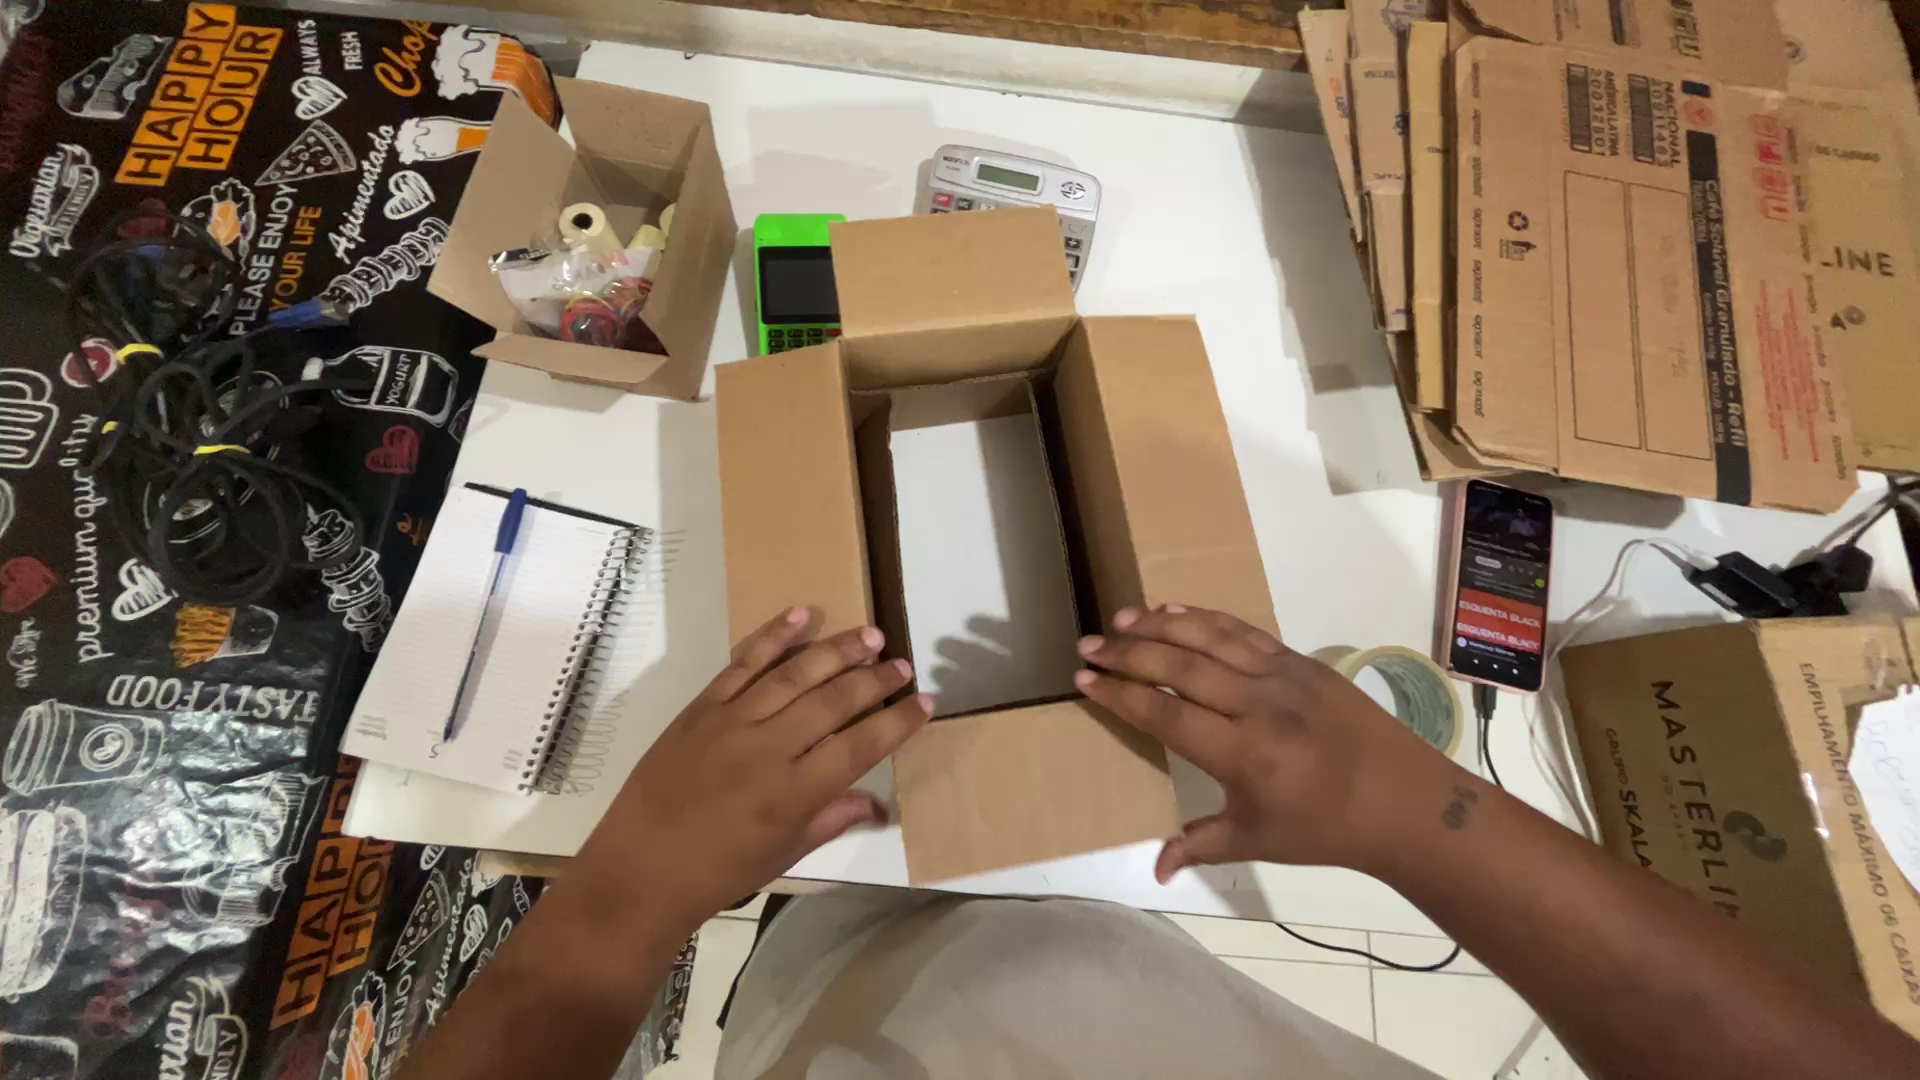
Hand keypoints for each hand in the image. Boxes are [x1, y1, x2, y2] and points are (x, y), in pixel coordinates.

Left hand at [577, 608, 931, 936]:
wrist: (637, 872)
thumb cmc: (718, 872)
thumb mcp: (784, 854)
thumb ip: (833, 818)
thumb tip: (880, 804)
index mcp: (793, 793)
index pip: (861, 746)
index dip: (897, 722)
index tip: (924, 701)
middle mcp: (768, 749)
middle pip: (834, 701)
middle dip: (874, 680)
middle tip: (901, 664)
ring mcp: (732, 722)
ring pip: (796, 674)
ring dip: (837, 651)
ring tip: (870, 635)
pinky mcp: (702, 707)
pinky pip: (743, 664)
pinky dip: (774, 636)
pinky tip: (802, 615)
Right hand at [1074, 605, 1465, 881]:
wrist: (1408, 803)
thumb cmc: (1327, 829)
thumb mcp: (1258, 841)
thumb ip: (1200, 844)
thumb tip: (1155, 870)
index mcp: (1243, 754)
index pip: (1165, 714)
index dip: (1120, 695)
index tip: (1084, 679)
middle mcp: (1257, 706)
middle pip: (1179, 667)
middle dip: (1127, 653)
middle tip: (1088, 645)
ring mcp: (1280, 676)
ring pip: (1209, 638)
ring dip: (1160, 625)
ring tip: (1122, 618)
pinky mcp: (1299, 660)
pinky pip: (1242, 630)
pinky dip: (1204, 617)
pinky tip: (1174, 610)